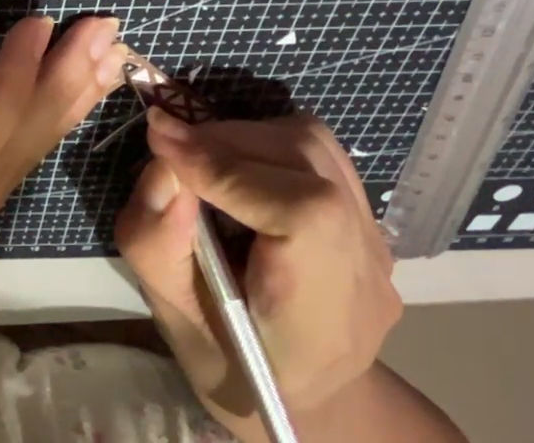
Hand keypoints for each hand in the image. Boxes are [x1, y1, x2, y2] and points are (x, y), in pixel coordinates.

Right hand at [116, 109, 402, 442]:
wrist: (299, 396)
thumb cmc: (225, 363)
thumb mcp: (171, 314)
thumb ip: (158, 243)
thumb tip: (164, 167)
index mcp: (322, 311)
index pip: (302, 210)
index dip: (226, 167)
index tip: (159, 142)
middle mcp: (364, 266)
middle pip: (306, 160)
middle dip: (224, 142)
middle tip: (165, 147)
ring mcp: (375, 240)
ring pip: (312, 145)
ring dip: (242, 137)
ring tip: (197, 158)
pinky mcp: (364, 220)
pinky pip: (315, 157)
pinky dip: (262, 146)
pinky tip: (231, 171)